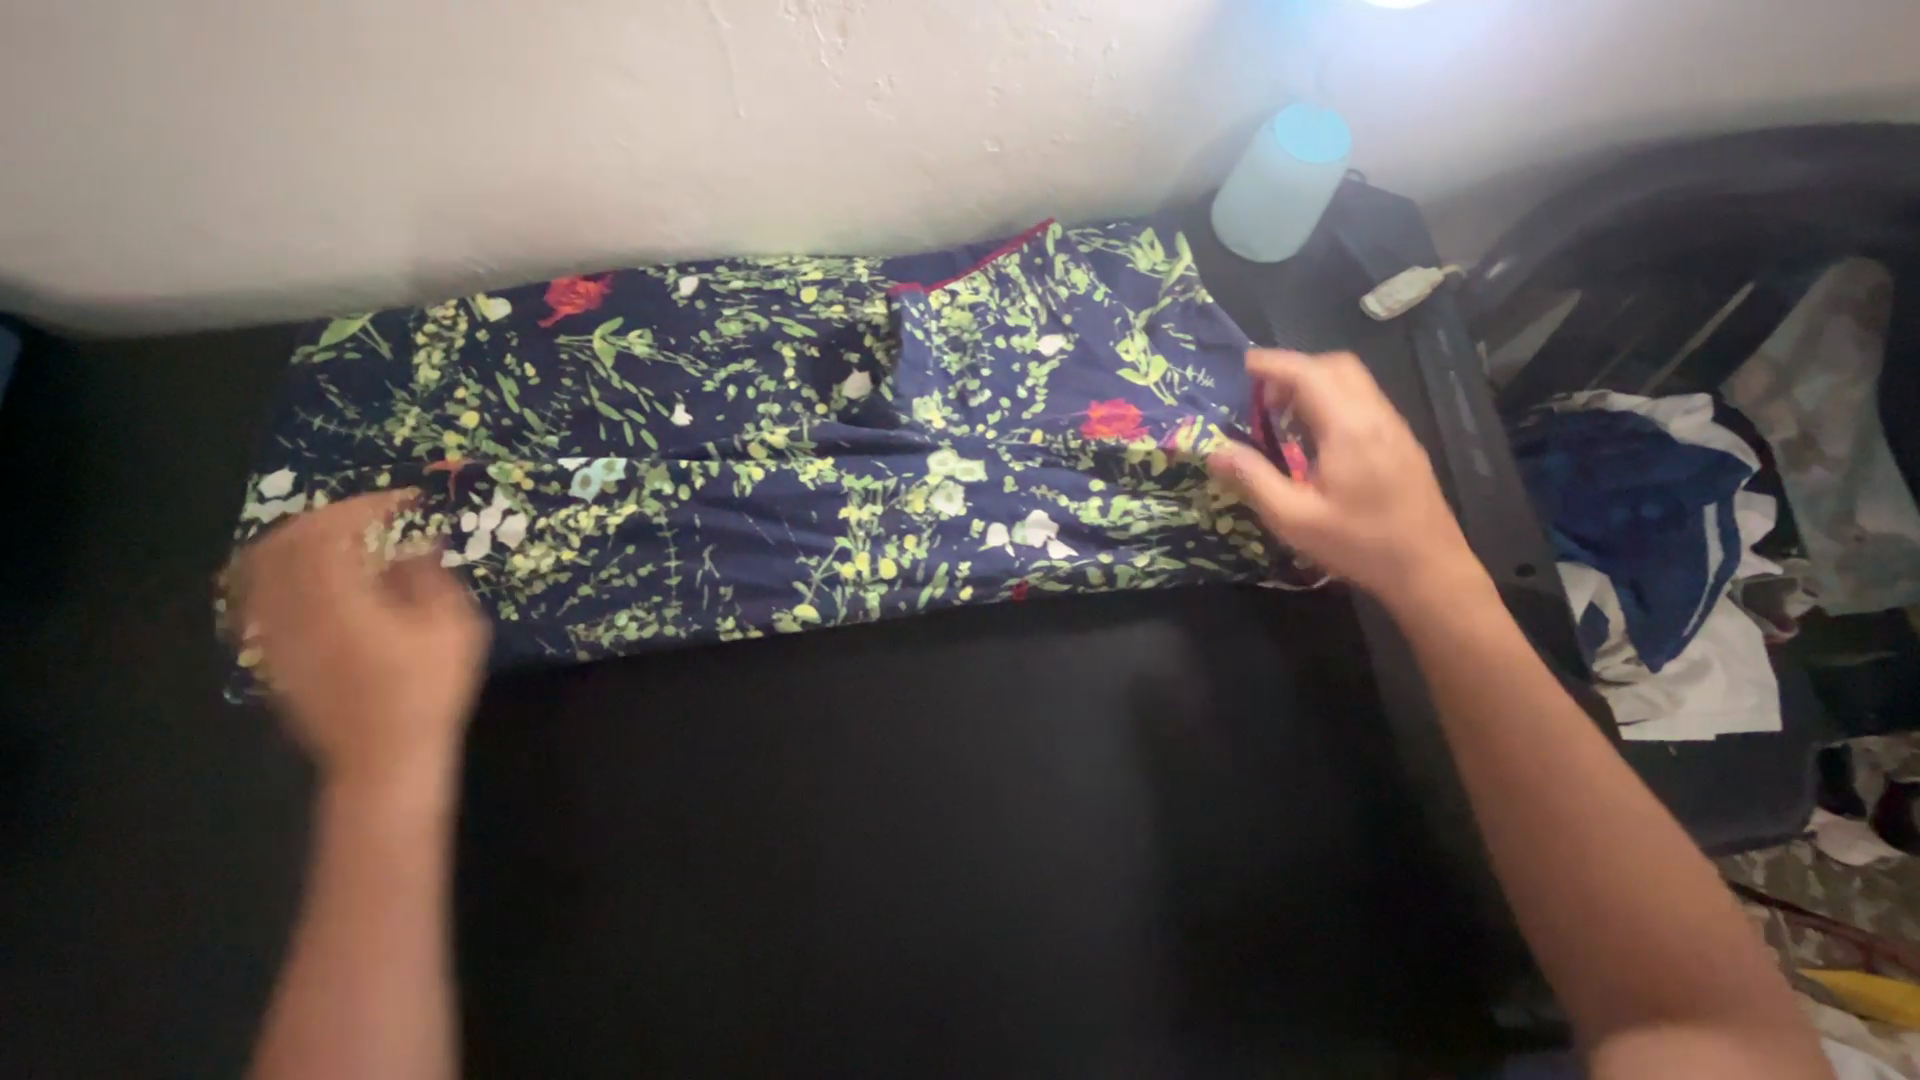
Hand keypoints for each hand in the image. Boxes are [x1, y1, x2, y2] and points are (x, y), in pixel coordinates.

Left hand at [235, 491, 489, 794]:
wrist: (383, 757)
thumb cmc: (428, 692)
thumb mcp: (454, 630)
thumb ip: (430, 579)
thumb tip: (416, 544)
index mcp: (340, 601)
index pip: (333, 531)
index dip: (367, 506)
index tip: (405, 502)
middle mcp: (294, 610)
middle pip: (286, 541)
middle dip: (329, 518)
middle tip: (371, 516)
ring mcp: (275, 633)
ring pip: (262, 567)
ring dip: (299, 542)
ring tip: (342, 541)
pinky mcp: (271, 654)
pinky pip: (259, 597)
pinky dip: (283, 574)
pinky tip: (317, 581)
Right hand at [1208, 350, 1488, 608]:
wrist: (1429, 568)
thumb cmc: (1359, 544)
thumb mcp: (1294, 518)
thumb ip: (1254, 479)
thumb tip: (1215, 451)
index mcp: (1348, 428)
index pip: (1308, 373)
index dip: (1272, 363)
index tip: (1242, 366)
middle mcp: (1375, 416)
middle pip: (1336, 366)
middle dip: (1295, 369)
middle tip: (1261, 396)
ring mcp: (1394, 428)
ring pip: (1354, 382)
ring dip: (1316, 384)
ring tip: (1283, 416)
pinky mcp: (1402, 442)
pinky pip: (1364, 401)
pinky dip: (1334, 401)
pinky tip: (1316, 438)